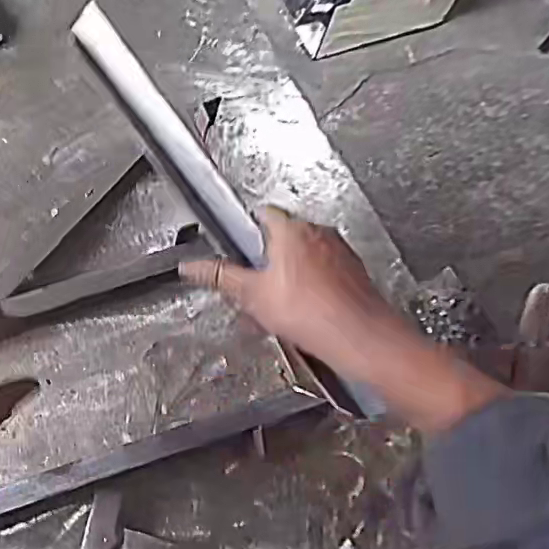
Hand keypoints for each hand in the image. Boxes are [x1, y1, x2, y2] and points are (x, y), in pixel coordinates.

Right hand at [179, 207, 411, 379]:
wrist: (356, 335)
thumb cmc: (309, 311)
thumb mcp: (250, 294)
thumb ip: (219, 276)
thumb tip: (192, 267)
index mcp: (291, 229)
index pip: (262, 213)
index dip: (244, 229)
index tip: (236, 243)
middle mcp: (318, 233)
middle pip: (282, 237)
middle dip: (265, 260)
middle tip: (253, 286)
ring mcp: (338, 251)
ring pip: (303, 256)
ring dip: (287, 274)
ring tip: (276, 305)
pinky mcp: (352, 271)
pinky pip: (323, 272)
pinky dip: (309, 286)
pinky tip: (301, 311)